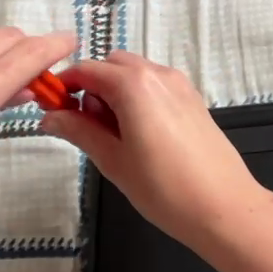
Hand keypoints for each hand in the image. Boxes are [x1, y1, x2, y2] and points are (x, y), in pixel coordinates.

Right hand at [44, 52, 272, 247]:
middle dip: (92, 87)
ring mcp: (180, 84)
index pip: (87, 69)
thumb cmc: (163, 187)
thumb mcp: (113, 160)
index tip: (51, 111)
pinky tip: (140, 136)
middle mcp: (159, 73)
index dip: (64, 86)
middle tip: (87, 129)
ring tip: (114, 138)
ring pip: (135, 74)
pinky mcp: (193, 99)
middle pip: (112, 65)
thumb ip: (80, 131)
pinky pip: (155, 85)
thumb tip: (50, 116)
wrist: (222, 205)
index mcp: (135, 84)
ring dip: (115, 92)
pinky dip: (138, 98)